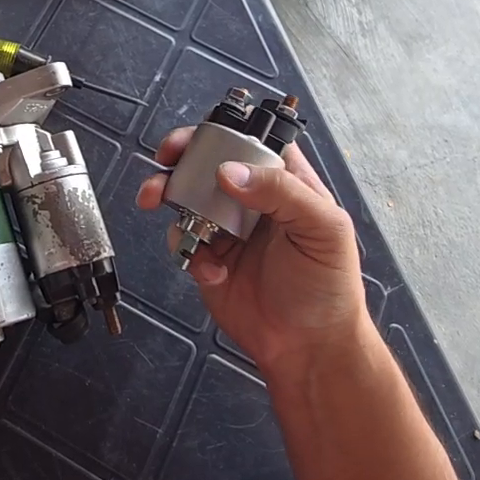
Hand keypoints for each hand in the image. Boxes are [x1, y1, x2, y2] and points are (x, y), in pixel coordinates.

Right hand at [136, 128, 369, 375]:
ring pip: (186, 195)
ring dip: (166, 193)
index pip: (252, 141)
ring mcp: (225, 227)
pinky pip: (181, 238)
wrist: (306, 349)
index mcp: (286, 183)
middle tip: (165, 158)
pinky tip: (211, 270)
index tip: (199, 135)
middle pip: (208, 162)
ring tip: (153, 199)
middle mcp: (252, 199)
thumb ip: (281, 192)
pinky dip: (186, 249)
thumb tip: (227, 171)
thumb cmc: (327, 286)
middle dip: (181, 156)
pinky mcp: (206, 256)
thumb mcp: (322, 230)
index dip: (224, 131)